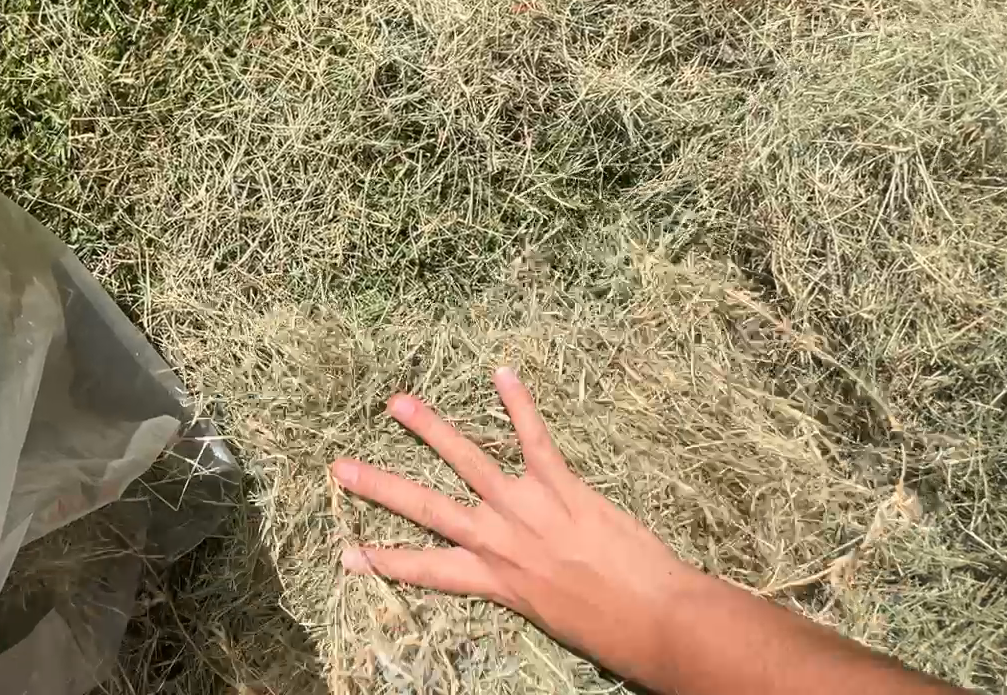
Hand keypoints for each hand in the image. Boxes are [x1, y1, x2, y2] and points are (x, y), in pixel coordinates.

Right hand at [329, 367, 705, 681]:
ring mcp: (527, 509)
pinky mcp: (561, 486)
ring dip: (430, 429)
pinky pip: (534, 439)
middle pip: (427, 508)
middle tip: (342, 467)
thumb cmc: (612, 633)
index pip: (425, 569)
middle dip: (381, 487)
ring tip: (398, 402)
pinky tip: (502, 373)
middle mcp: (499, 541)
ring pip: (468, 462)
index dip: (383, 560)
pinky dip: (518, 405)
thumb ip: (518, 585)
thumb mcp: (548, 616)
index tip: (346, 552)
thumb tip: (503, 570)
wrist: (665, 626)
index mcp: (495, 579)